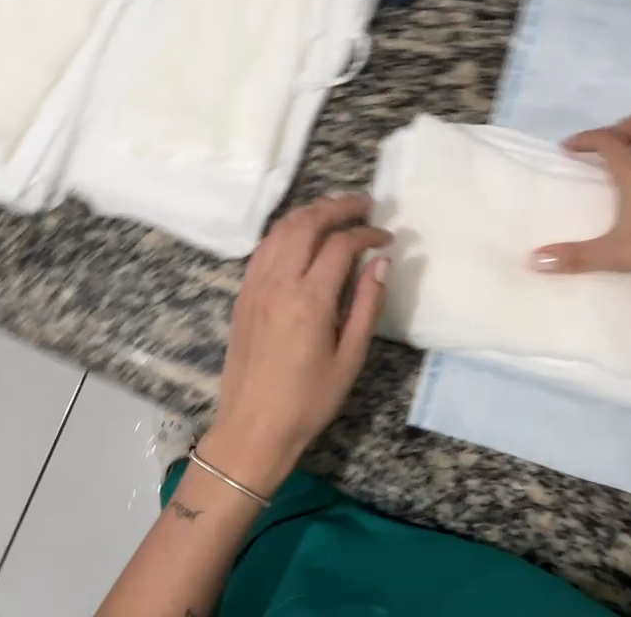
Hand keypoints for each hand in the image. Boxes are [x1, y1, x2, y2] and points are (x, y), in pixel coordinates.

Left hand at [202, 194, 391, 495]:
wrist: (253, 425)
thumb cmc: (309, 400)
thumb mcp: (350, 358)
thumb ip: (367, 305)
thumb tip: (382, 261)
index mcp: (309, 300)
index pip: (340, 245)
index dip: (367, 234)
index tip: (387, 237)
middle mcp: (278, 282)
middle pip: (307, 223)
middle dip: (338, 207)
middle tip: (365, 204)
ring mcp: (255, 283)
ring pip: (282, 229)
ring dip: (311, 212)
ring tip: (337, 211)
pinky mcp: (243, 291)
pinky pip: (265, 246)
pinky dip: (287, 230)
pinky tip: (303, 233)